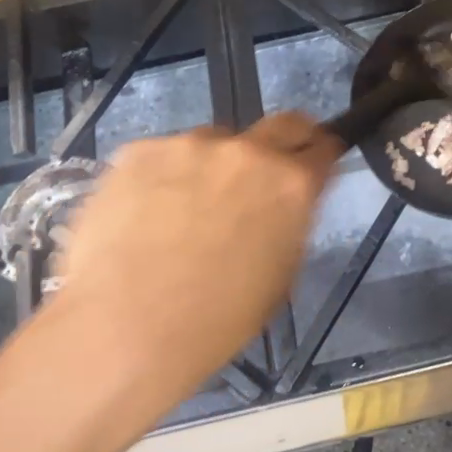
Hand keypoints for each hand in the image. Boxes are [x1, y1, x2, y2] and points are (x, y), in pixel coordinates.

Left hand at [50, 114, 339, 394]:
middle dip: (285, 142)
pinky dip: (165, 176)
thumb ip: (290, 223)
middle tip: (265, 175)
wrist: (127, 327)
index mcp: (294, 185)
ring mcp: (191, 146)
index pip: (324, 148)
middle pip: (284, 124)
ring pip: (216, 143)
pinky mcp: (139, 151)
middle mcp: (250, 152)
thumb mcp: (281, 273)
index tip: (313, 166)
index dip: (321, 157)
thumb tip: (282, 206)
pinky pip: (165, 155)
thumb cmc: (219, 319)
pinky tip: (146, 214)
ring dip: (215, 165)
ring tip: (185, 210)